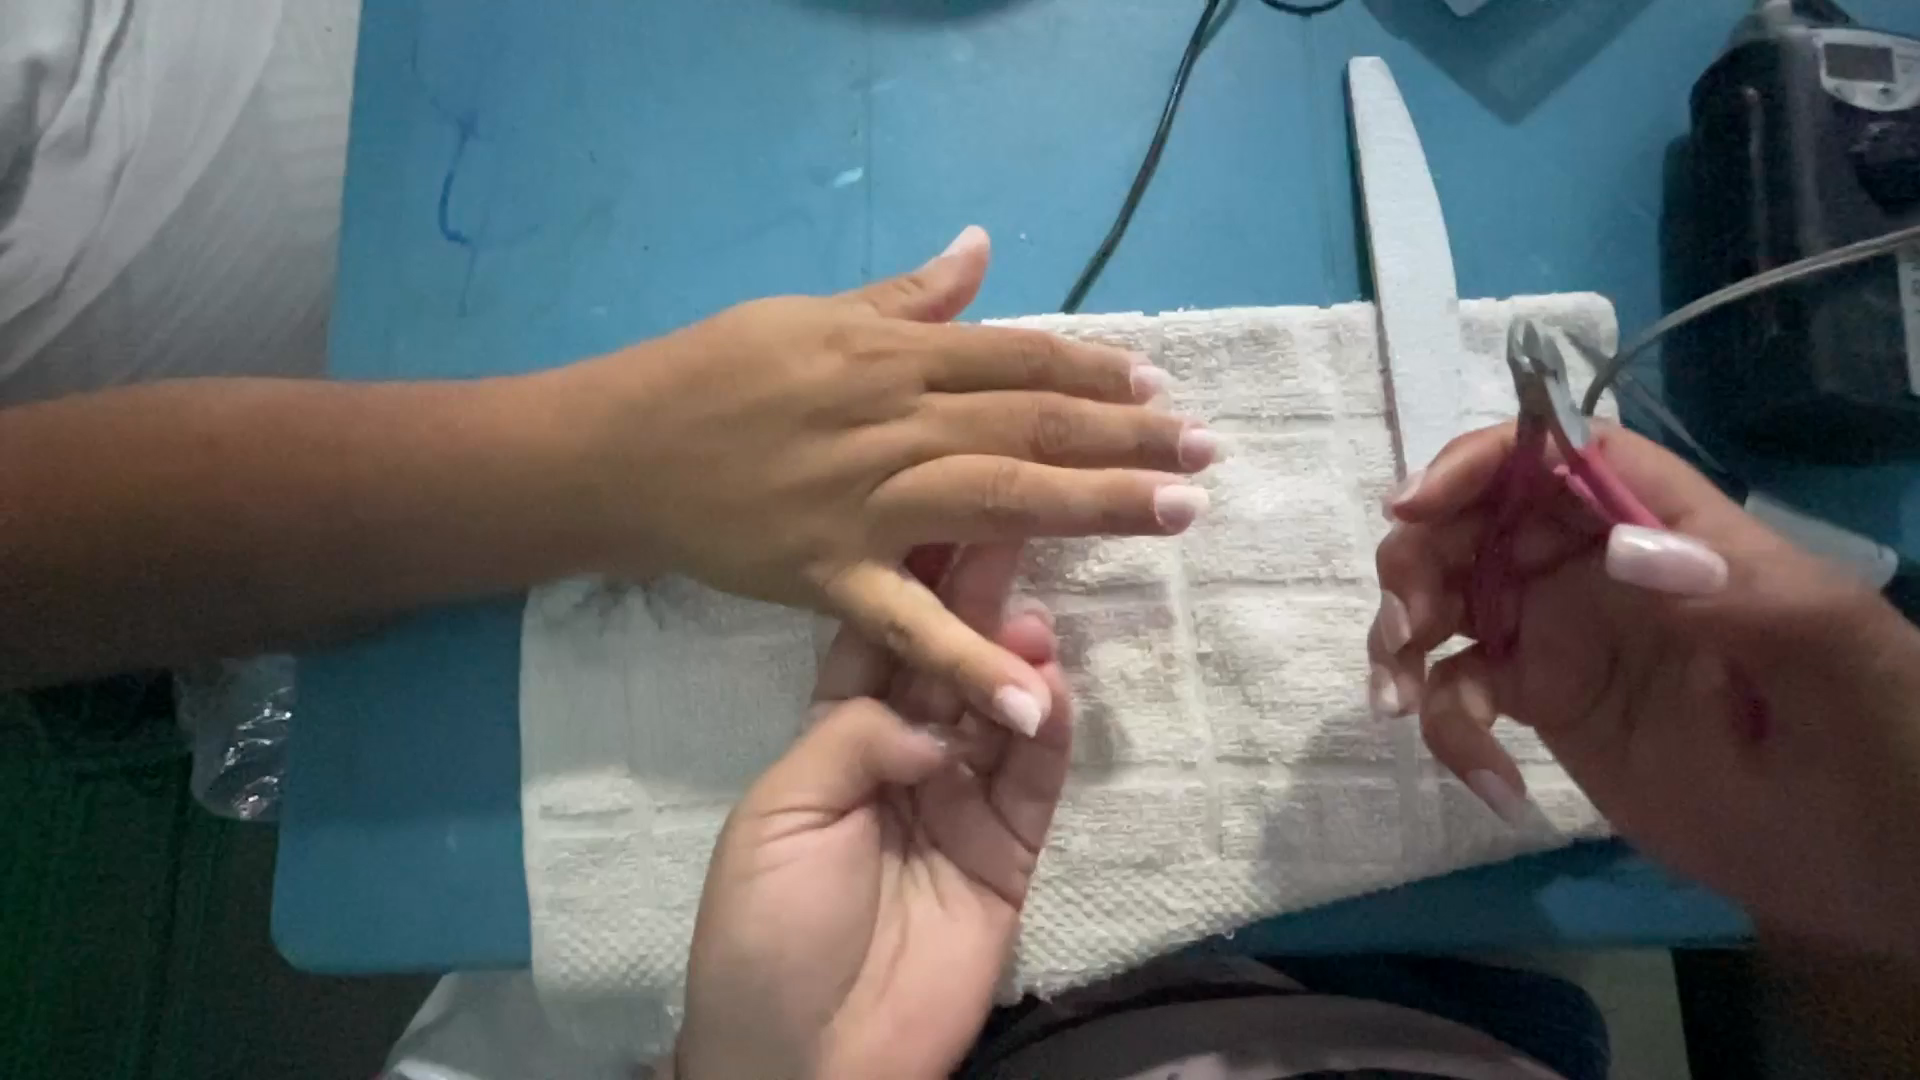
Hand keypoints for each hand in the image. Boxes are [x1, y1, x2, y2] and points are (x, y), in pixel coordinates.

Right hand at [545, 227, 1208, 737]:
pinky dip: (969, 662)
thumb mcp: (810, 313)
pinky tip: (1033, 700)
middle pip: (1029, 424)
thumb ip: (907, 295)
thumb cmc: (715, 374)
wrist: (623, 449)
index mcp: (889, 354)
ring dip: (1094, 506)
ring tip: (1176, 512)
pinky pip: (910, 625)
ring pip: (998, 500)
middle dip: (1126, 437)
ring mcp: (866, 504)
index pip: (1016, 358)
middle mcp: (893, 422)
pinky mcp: (831, 577)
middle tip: (1206, 450)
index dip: (1095, 371)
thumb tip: (981, 248)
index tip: (1160, 389)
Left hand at [677, 544, 1071, 1079]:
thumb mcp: (780, 814)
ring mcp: (963, 797)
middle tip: (1006, 534)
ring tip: (1030, 621)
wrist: (810, 1063)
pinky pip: (1035, 777)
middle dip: (973, 604)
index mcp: (839, 739)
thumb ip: (855, 740)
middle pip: (947, 664)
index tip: (939, 523)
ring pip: (998, 710)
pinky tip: (1052, 686)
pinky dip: (1049, 729)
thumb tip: (934, 721)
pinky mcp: (1009, 846)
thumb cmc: (770, 929)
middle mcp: (906, 753)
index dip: (908, 587)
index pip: (881, 644)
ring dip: (1016, 663)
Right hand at [1373, 423, 1919, 956]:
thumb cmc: (1884, 755)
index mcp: (1662, 535)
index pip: (1554, 459)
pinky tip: (1487, 776)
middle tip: (1406, 632)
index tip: (1411, 506)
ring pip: (1437, 602)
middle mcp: (1589, 570)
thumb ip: (1745, 596)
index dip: (1474, 463)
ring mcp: (1551, 634)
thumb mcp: (1843, 666)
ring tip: (1399, 701)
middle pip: (1465, 528)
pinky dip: (1446, 726)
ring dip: (1398, 642)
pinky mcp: (1529, 697)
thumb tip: (1620, 550)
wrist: (1869, 875)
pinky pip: (1455, 690)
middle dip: (1413, 567)